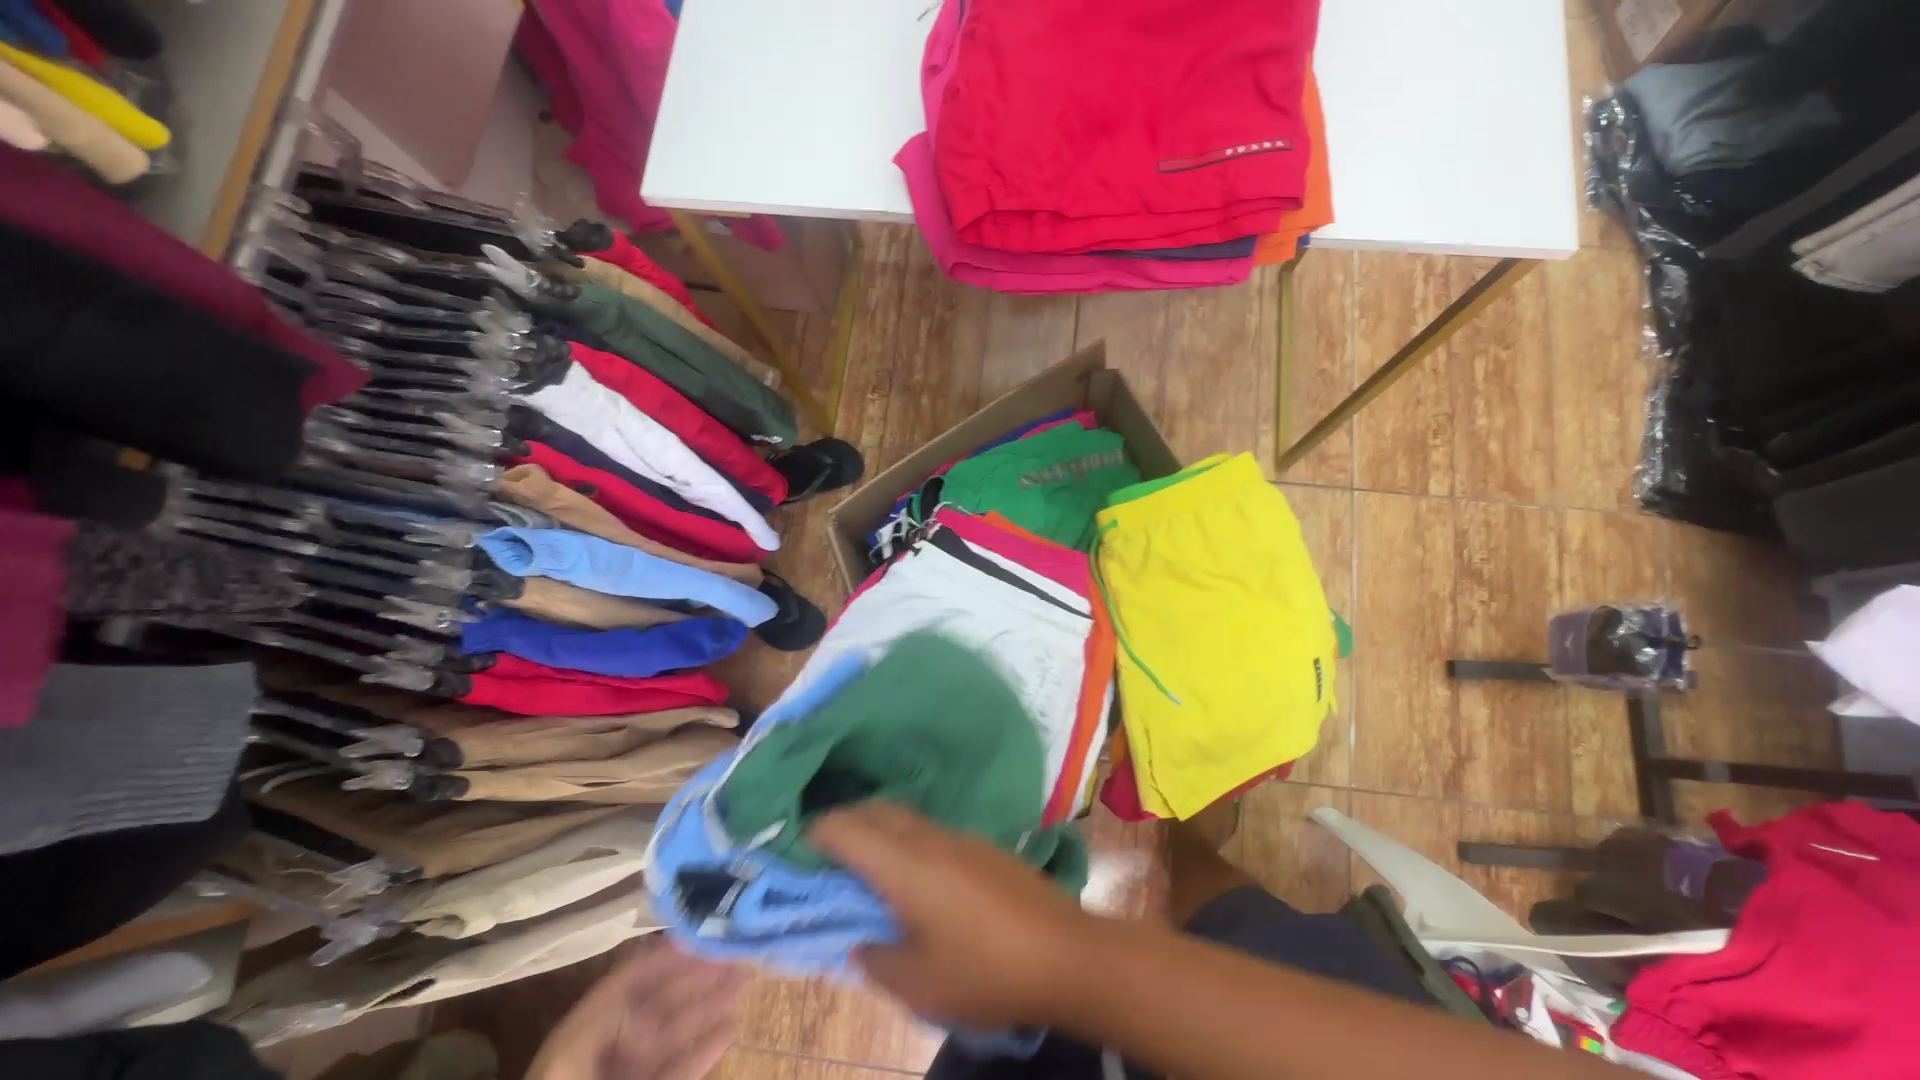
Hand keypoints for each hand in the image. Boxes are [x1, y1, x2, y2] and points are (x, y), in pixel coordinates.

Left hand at [526, 937, 747, 1079]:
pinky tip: (730, 1030)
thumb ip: (618, 1033)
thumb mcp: (573, 1065)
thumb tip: (652, 1003)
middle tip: (733, 952)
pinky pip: (676, 1071)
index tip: (700, 937)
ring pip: (669, 1037)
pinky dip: (701, 1052)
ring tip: (741, 980)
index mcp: (578, 1042)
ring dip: (705, 1007)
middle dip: (691, 977)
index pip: (624, 986)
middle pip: (652, 1006)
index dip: (661, 959)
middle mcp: (602, 1056)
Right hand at [808, 800, 1104, 1029]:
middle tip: (825, 860)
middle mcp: (930, 838)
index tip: (796, 854)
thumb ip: (876, 959)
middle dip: (843, 824)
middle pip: (874, 810)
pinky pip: (932, 832)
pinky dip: (908, 843)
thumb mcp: (918, 986)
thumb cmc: (987, 972)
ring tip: (868, 871)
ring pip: (906, 817)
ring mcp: (963, 838)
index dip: (812, 834)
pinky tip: (917, 880)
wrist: (1070, 956)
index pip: (844, 827)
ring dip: (879, 832)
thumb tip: (862, 940)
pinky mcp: (987, 849)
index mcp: (904, 865)